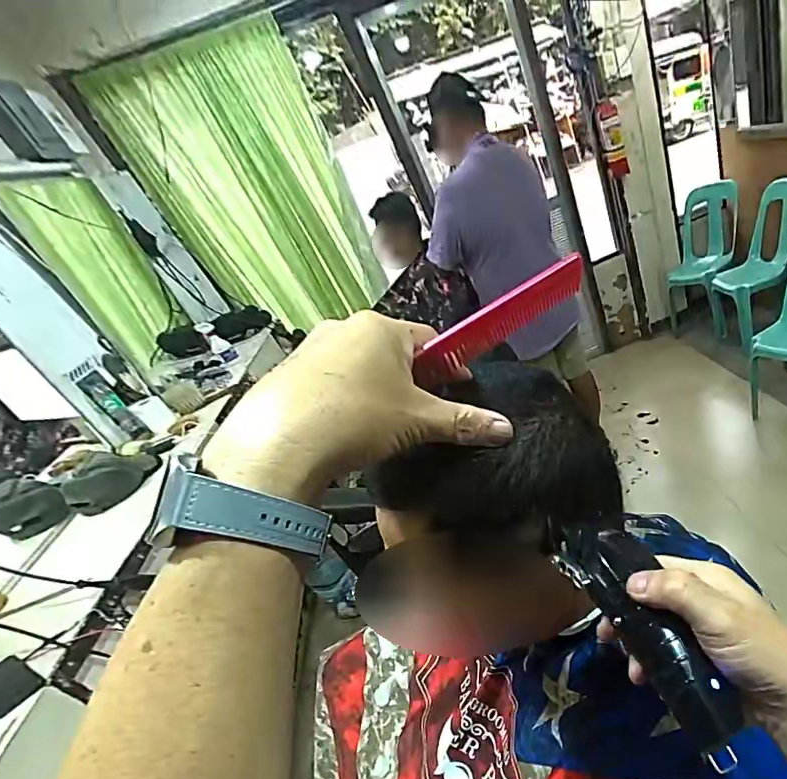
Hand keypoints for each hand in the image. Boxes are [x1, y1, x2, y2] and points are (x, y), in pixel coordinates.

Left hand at [199, 312, 512, 503]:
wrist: (281, 443)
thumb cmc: (357, 417)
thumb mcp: (420, 421)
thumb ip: (464, 421)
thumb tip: (505, 428)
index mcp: (381, 328)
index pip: (432, 339)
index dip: (450, 366)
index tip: (459, 390)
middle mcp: (345, 327)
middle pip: (397, 352)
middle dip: (415, 381)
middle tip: (424, 414)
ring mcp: (314, 347)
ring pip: (365, 367)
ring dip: (382, 391)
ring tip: (388, 427)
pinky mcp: (293, 372)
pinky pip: (336, 381)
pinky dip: (352, 400)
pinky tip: (353, 429)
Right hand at [598, 557, 786, 732]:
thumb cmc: (755, 649)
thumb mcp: (717, 615)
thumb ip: (676, 592)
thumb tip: (631, 579)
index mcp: (708, 579)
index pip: (659, 567)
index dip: (629, 581)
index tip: (602, 604)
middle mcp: (703, 600)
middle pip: (652, 600)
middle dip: (630, 620)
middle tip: (609, 641)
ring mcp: (701, 631)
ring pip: (656, 630)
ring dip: (639, 647)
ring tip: (634, 671)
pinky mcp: (700, 659)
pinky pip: (667, 655)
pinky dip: (653, 664)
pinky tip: (645, 680)